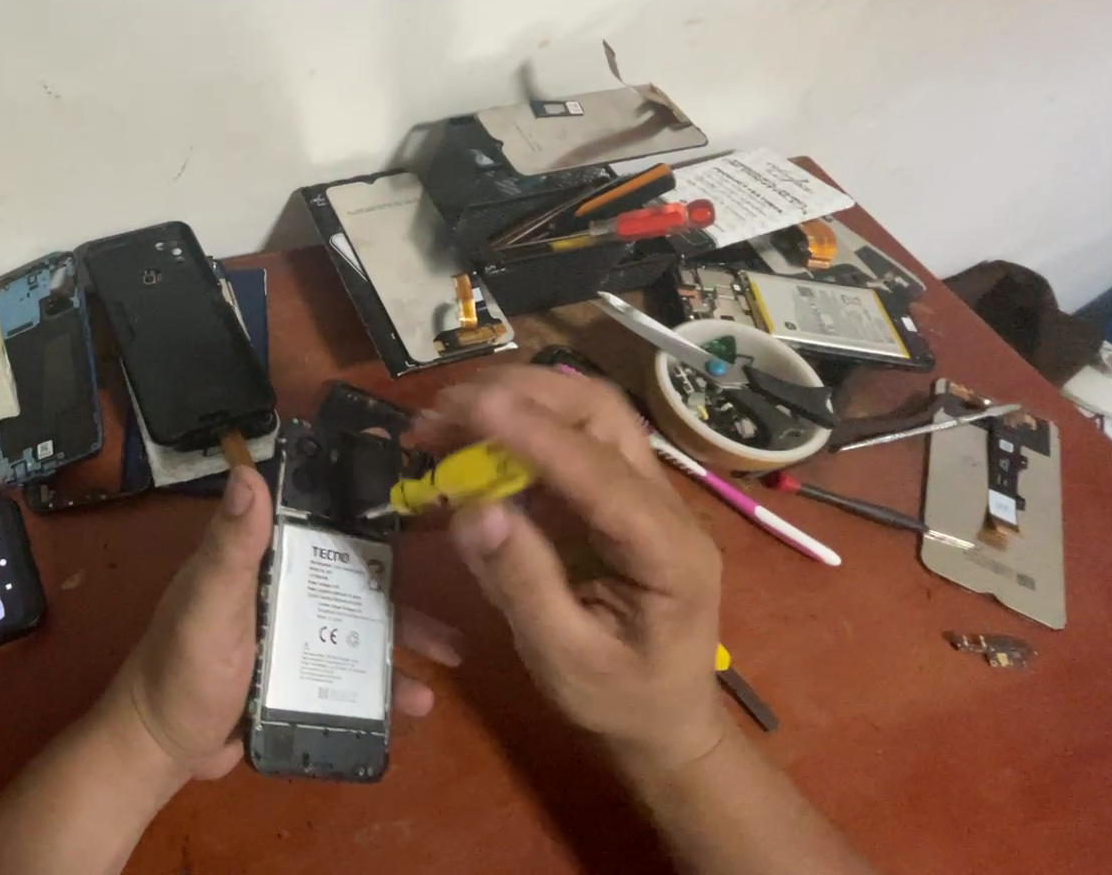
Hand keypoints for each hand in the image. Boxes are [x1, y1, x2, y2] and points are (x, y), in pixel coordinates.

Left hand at [98, 465, 461, 784]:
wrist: (166, 745)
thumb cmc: (182, 665)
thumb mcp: (208, 602)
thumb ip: (230, 545)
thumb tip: (248, 471)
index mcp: (260, 556)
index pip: (313, 517)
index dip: (357, 506)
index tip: (407, 498)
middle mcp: (283, 585)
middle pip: (351, 575)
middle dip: (400, 586)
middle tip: (451, 590)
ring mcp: (294, 632)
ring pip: (359, 625)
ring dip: (403, 637)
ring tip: (450, 654)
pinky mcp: (301, 676)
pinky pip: (351, 672)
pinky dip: (384, 684)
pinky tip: (415, 705)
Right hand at [416, 366, 728, 771]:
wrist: (663, 718)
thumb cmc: (620, 698)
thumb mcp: (565, 659)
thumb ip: (522, 584)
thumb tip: (472, 508)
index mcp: (667, 551)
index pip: (600, 471)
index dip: (535, 434)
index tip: (472, 406)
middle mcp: (661, 503)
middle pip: (600, 411)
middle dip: (523, 393)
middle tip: (446, 406)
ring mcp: (634, 490)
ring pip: (583, 409)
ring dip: (515, 397)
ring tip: (444, 413)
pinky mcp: (603, 490)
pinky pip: (561, 434)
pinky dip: (510, 422)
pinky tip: (464, 435)